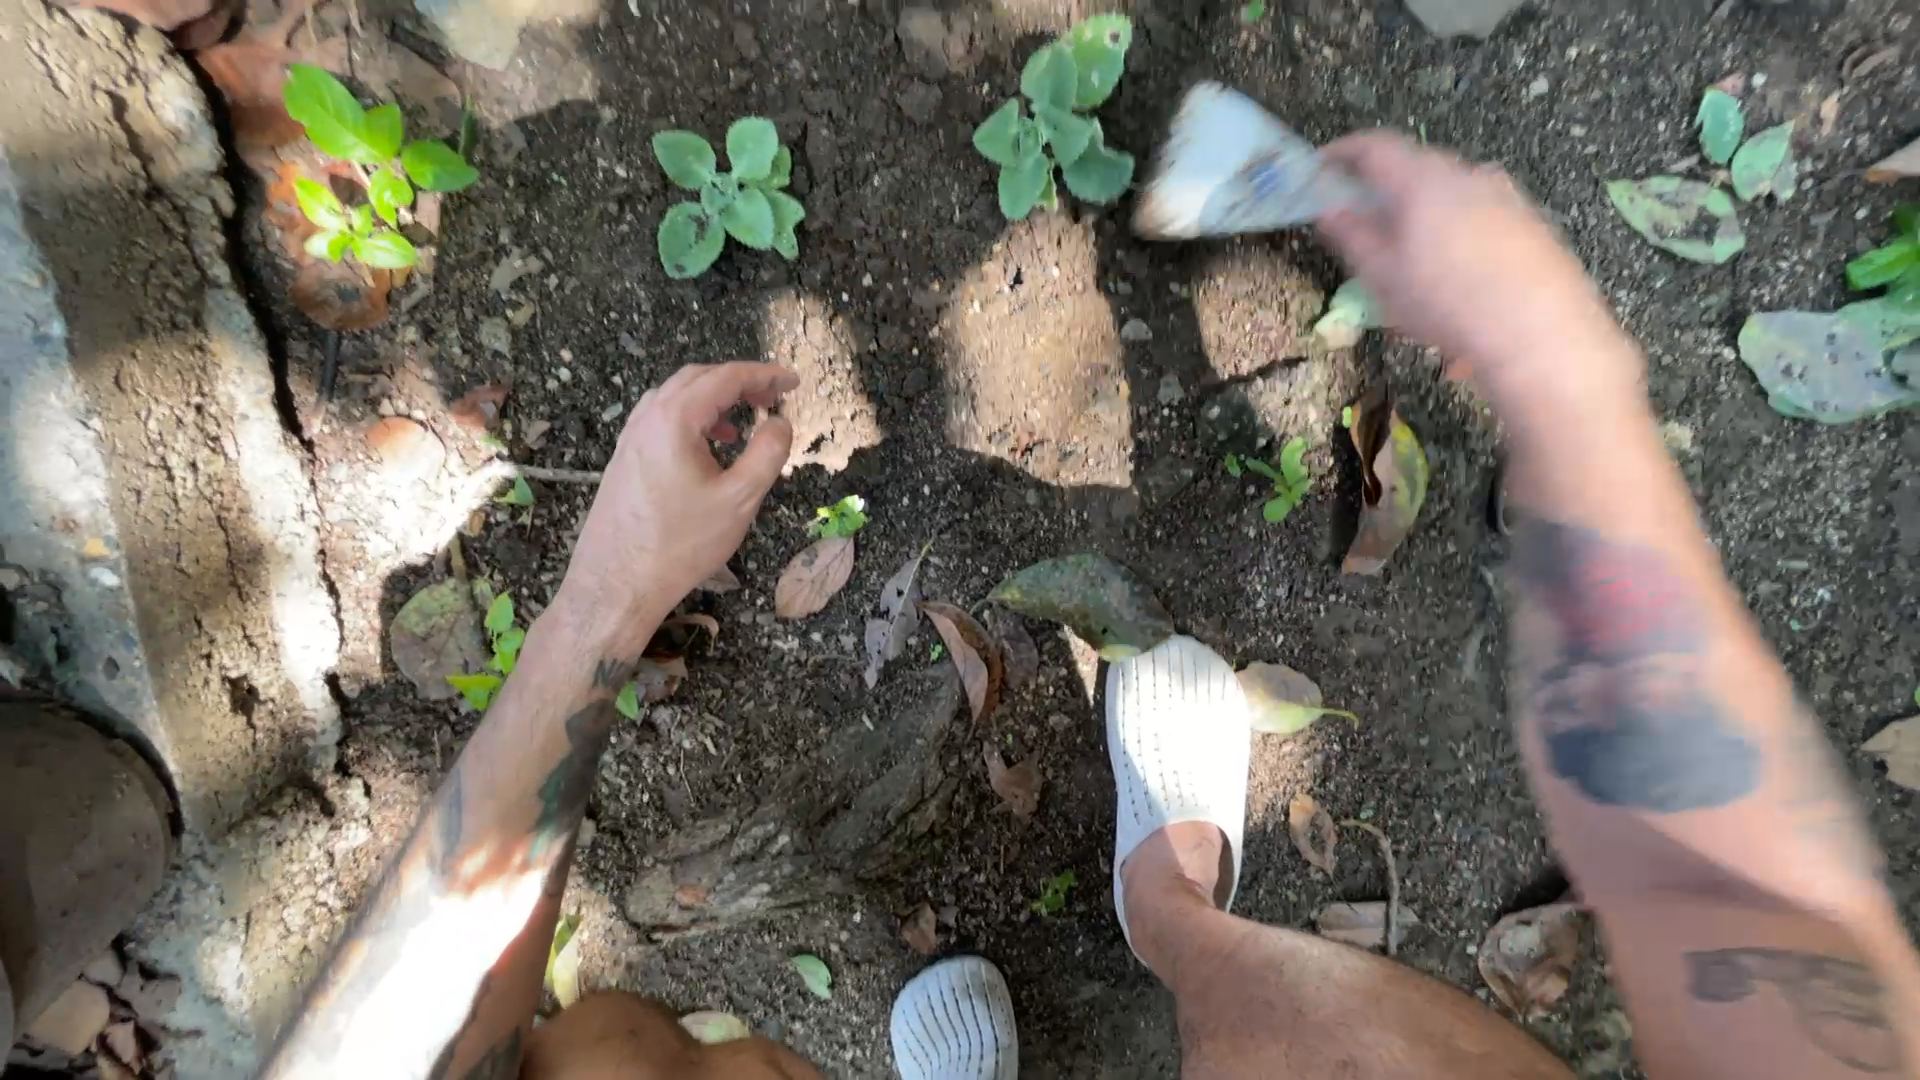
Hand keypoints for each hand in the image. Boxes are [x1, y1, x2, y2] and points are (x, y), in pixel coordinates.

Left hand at [557, 362, 796, 643]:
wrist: (617, 583)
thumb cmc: (682, 543)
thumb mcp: (740, 499)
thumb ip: (767, 453)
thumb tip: (780, 422)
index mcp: (674, 419)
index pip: (725, 378)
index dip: (764, 375)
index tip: (793, 382)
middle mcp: (647, 418)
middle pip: (697, 379)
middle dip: (739, 382)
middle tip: (773, 398)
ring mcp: (631, 438)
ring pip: (676, 397)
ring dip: (714, 399)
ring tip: (744, 422)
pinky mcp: (625, 458)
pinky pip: (662, 419)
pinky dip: (693, 418)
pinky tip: (709, 448)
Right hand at [1316, 132, 1647, 432]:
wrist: (1537, 330)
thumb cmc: (1444, 302)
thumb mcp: (1380, 276)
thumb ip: (1351, 235)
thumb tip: (1329, 210)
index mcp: (1424, 181)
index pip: (1375, 147)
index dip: (1341, 153)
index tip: (1318, 168)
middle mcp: (1468, 174)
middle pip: (1412, 169)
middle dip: (1379, 192)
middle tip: (1356, 224)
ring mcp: (1503, 194)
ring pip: (1444, 195)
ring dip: (1414, 216)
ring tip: (1402, 265)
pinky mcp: (1526, 220)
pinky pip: (1472, 216)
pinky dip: (1446, 233)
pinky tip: (1443, 281)